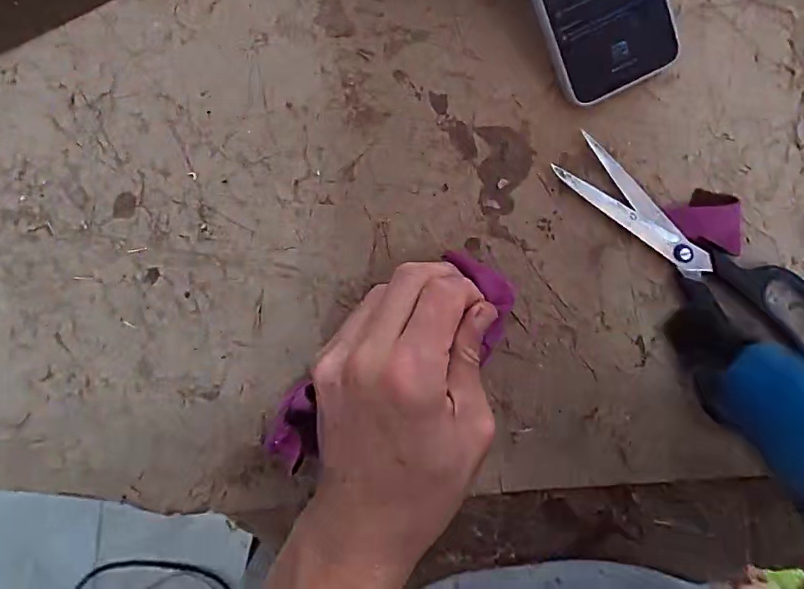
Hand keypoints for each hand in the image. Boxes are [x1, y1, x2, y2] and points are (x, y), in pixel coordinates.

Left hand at [269, 262, 498, 588]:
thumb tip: (480, 308)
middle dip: (445, 280)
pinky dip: (392, 310)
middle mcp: (367, 355)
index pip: (442, 291)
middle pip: (410, 276)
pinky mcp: (322, 363)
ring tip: (437, 322)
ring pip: (385, 288)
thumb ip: (470, 356)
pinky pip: (363, 312)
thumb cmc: (427, 485)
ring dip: (417, 293)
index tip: (481, 312)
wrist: (359, 526)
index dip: (469, 290)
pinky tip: (406, 336)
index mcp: (410, 372)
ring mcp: (337, 357)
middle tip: (464, 306)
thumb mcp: (472, 426)